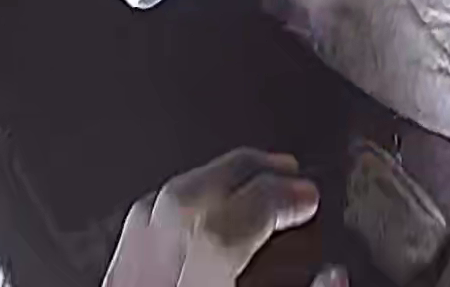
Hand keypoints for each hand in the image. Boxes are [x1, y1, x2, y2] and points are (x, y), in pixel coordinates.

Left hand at [104, 148, 330, 286]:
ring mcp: (127, 265)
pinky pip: (144, 215)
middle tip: (290, 173)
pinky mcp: (113, 268)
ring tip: (254, 176)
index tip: (309, 198)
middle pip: (194, 198)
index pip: (231, 229)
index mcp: (195, 278)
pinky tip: (204, 198)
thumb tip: (335, 274)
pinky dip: (181, 197)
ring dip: (217, 177)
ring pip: (166, 197)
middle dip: (250, 172)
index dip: (278, 203)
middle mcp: (153, 269)